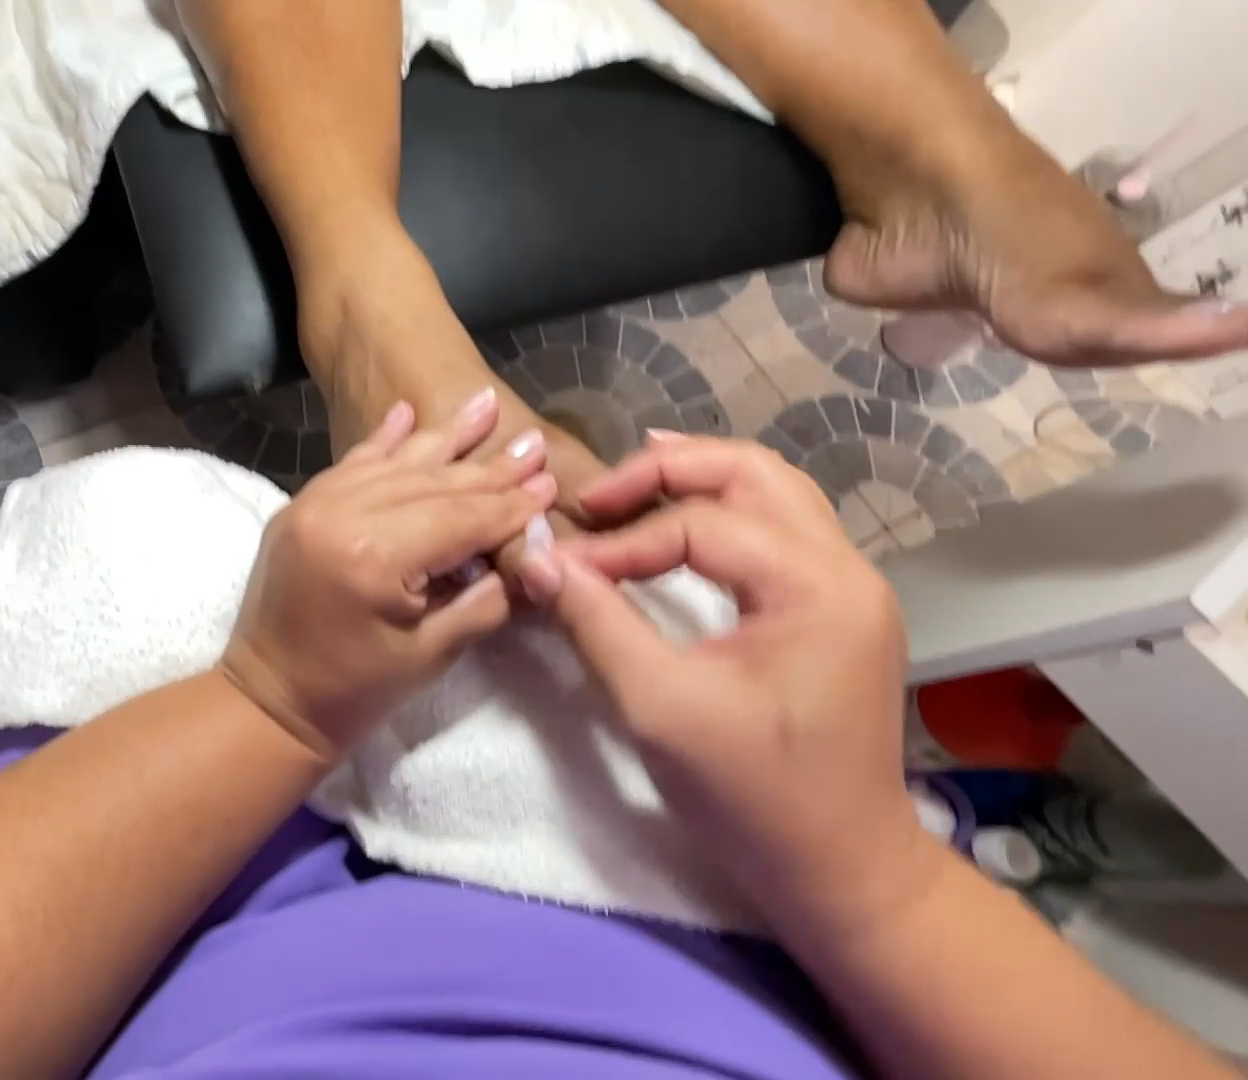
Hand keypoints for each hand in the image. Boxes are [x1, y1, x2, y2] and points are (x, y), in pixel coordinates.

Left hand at [220, 390, 557, 763]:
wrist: (268, 700)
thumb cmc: (354, 690)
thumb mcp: (432, 654)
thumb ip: (486, 598)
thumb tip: (531, 552)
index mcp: (374, 557)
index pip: (459, 519)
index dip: (508, 506)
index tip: (550, 484)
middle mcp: (341, 515)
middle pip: (431, 484)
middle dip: (487, 468)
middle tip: (533, 444)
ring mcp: (312, 505)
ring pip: (393, 465)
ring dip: (442, 438)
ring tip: (485, 404)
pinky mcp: (297, 508)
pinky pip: (348, 465)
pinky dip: (382, 440)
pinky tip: (408, 413)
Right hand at [547, 434, 940, 931]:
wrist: (839, 868)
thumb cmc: (751, 794)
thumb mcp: (658, 706)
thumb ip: (596, 623)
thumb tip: (537, 560)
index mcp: (816, 588)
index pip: (700, 525)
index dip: (619, 542)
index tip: (557, 569)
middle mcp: (844, 569)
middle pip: (753, 474)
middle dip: (666, 472)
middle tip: (596, 495)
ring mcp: (845, 588)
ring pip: (771, 493)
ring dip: (697, 480)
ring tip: (630, 481)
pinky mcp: (830, 611)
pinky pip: (775, 531)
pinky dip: (721, 512)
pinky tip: (679, 517)